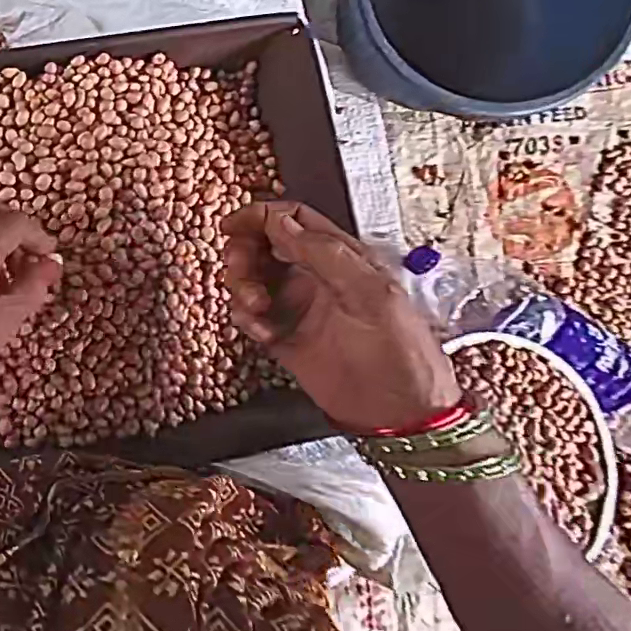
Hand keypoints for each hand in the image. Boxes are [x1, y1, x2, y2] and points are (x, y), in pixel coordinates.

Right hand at [221, 200, 460, 432]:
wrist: (396, 413)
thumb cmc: (399, 352)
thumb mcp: (370, 293)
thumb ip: (326, 254)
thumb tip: (281, 222)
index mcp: (340, 258)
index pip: (294, 220)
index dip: (260, 216)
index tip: (232, 225)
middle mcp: (314, 278)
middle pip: (263, 248)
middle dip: (244, 253)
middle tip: (241, 270)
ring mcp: (297, 308)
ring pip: (252, 280)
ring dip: (242, 287)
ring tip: (256, 307)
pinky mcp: (283, 339)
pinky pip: (250, 318)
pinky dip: (246, 319)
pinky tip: (260, 332)